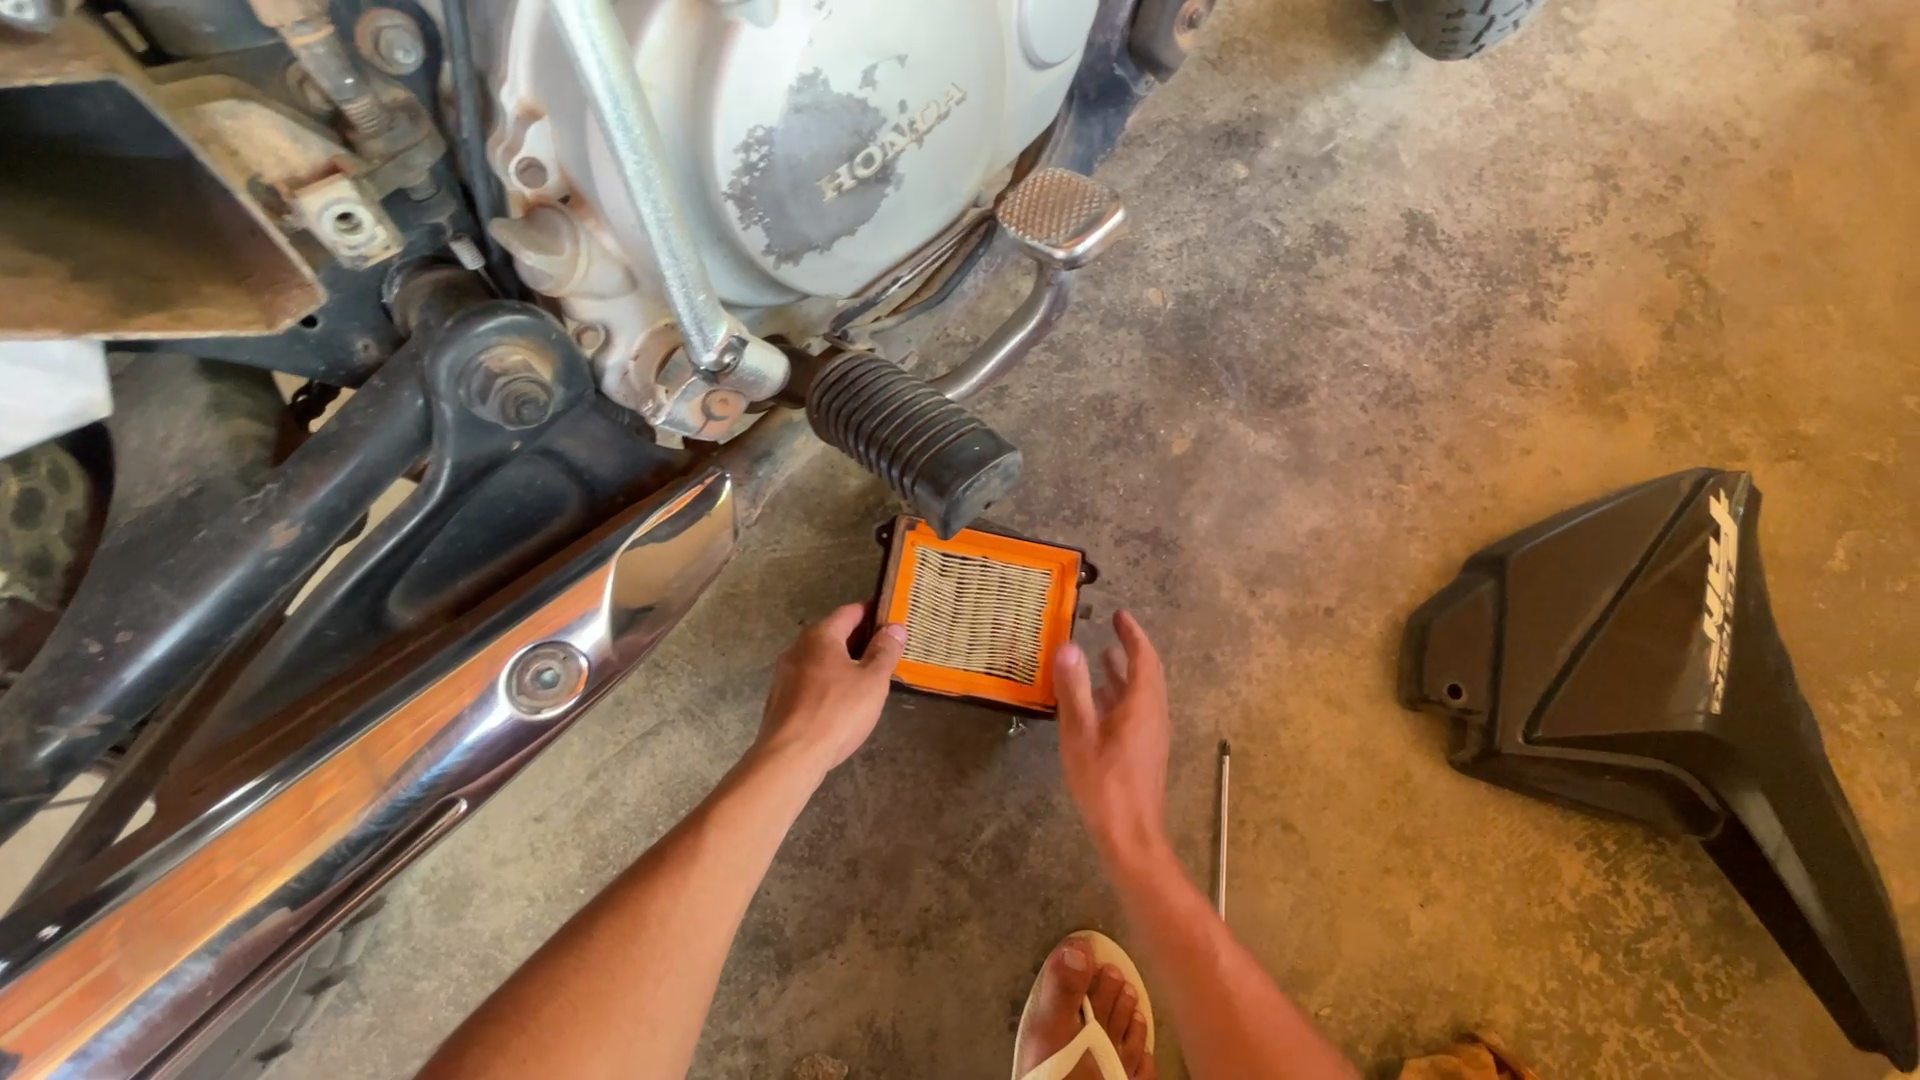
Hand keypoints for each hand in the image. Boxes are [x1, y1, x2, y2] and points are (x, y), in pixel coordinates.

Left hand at [754, 604, 906, 780]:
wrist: (790, 756)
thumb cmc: (837, 712)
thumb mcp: (872, 681)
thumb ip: (885, 652)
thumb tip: (894, 628)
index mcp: (820, 636)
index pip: (849, 612)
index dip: (871, 613)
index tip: (891, 619)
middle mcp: (797, 648)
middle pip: (832, 634)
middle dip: (859, 639)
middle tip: (885, 650)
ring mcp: (785, 674)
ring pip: (820, 659)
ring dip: (843, 662)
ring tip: (867, 677)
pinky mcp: (780, 699)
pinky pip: (810, 680)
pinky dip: (828, 681)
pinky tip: (842, 700)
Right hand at [1055, 611, 1173, 872]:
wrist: (1130, 835)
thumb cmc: (1104, 784)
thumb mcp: (1080, 734)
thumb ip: (1074, 690)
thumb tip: (1069, 646)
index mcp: (1142, 706)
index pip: (1144, 658)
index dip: (1133, 634)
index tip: (1120, 614)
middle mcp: (1153, 715)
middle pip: (1148, 673)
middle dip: (1132, 648)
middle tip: (1114, 627)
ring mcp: (1151, 735)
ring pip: (1142, 693)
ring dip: (1125, 672)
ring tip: (1103, 657)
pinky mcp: (1144, 751)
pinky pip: (1137, 710)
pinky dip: (1121, 694)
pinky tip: (1100, 702)